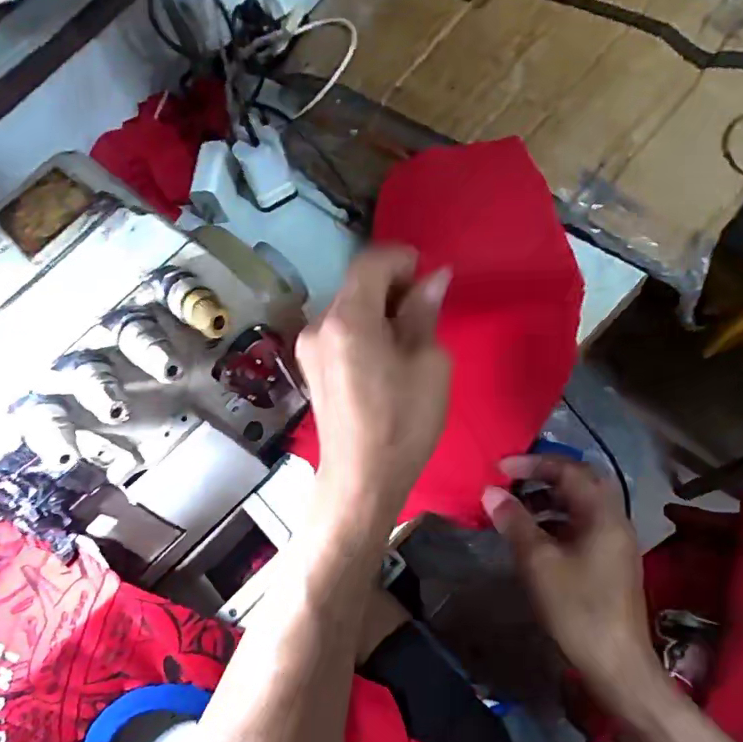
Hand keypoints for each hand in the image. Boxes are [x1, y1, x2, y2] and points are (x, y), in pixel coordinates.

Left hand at [296, 246, 452, 523]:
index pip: (372, 262)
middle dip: (393, 287)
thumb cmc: (403, 424)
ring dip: (379, 311)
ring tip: (408, 342)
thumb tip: (433, 279)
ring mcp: (309, 349)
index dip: (403, 260)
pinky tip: (386, 360)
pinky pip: (341, 334)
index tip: (430, 276)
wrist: (362, 481)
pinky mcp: (311, 370)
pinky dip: (365, 332)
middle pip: (357, 285)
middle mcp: (319, 325)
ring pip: (349, 309)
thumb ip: (424, 314)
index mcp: (349, 319)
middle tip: (426, 312)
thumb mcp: (428, 365)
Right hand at [483, 455, 662, 703]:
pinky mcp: (612, 563)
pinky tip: (536, 538)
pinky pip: (584, 527)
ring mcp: (617, 543)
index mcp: (604, 514)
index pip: (570, 471)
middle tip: (511, 482)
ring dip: (550, 501)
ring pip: (582, 506)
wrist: (616, 663)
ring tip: (516, 510)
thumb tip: (491, 492)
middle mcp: (616, 520)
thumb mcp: (539, 563)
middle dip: (544, 478)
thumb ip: (515, 523)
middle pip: (581, 483)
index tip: (500, 468)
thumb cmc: (578, 609)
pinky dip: (558, 522)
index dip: (534, 464)